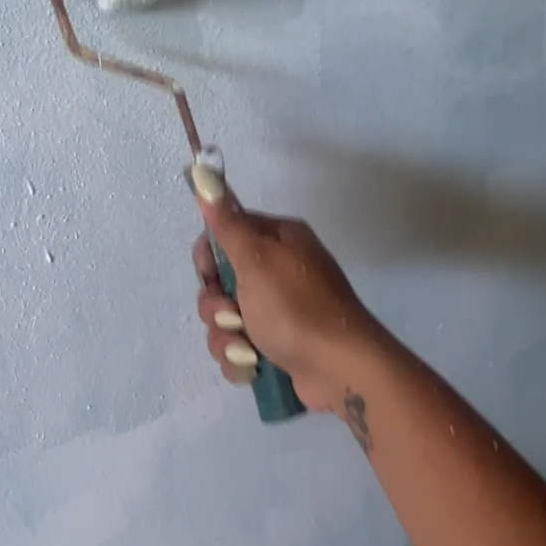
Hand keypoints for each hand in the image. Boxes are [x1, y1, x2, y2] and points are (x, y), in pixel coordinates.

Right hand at [190, 172, 387, 417]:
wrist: (339, 368)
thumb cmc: (295, 307)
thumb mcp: (256, 259)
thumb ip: (227, 223)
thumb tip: (206, 178)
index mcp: (278, 240)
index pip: (224, 234)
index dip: (208, 257)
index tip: (208, 275)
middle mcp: (278, 270)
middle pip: (220, 280)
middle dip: (216, 304)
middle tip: (230, 314)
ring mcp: (278, 309)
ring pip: (225, 317)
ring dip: (225, 335)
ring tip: (245, 347)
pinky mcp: (277, 343)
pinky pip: (238, 345)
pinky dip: (239, 357)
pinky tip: (251, 364)